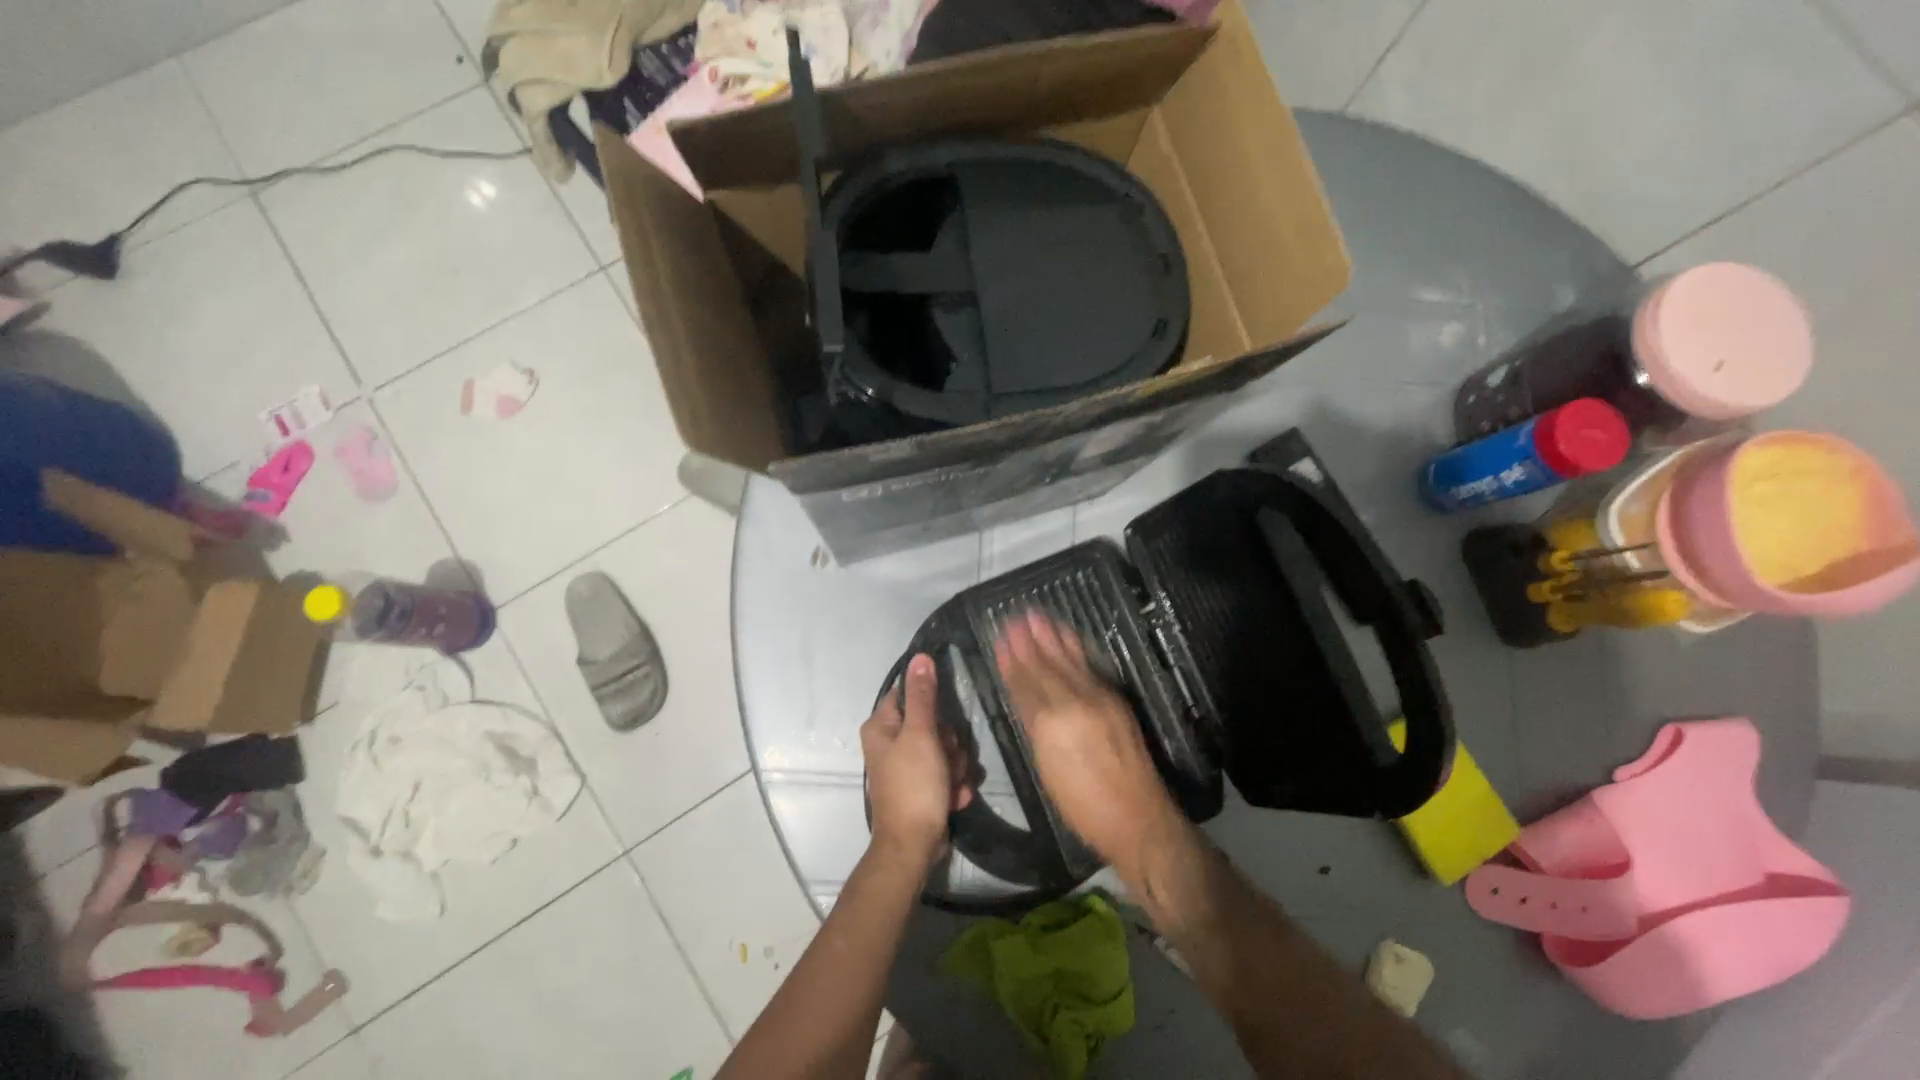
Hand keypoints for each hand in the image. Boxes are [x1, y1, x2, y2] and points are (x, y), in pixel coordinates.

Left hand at [863, 653, 973, 872]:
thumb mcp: (921, 735)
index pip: (911, 693)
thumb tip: (920, 657)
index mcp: (882, 726)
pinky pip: (947, 773)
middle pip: (935, 724)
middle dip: (950, 744)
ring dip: (957, 766)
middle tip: (947, 759)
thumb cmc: (914, 786)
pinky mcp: (923, 786)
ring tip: (951, 784)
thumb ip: (923, 696)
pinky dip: (954, 785)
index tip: (944, 718)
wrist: (914, 846)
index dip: (933, 704)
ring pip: (946, 749)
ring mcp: (907, 766)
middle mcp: (891, 742)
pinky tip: (953, 798)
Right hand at [995, 610, 1183, 877]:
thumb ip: (1036, 728)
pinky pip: (1089, 668)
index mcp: (1050, 724)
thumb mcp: (1047, 769)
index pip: (1025, 685)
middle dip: (1030, 642)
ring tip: (1038, 616)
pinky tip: (1068, 640)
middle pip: (1046, 667)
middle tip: (1016, 617)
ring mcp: (1098, 699)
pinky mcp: (1116, 702)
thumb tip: (1026, 700)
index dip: (1012, 662)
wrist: (1136, 817)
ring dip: (1053, 638)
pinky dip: (1076, 650)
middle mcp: (1074, 703)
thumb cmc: (1082, 806)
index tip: (1001, 639)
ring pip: (1070, 661)